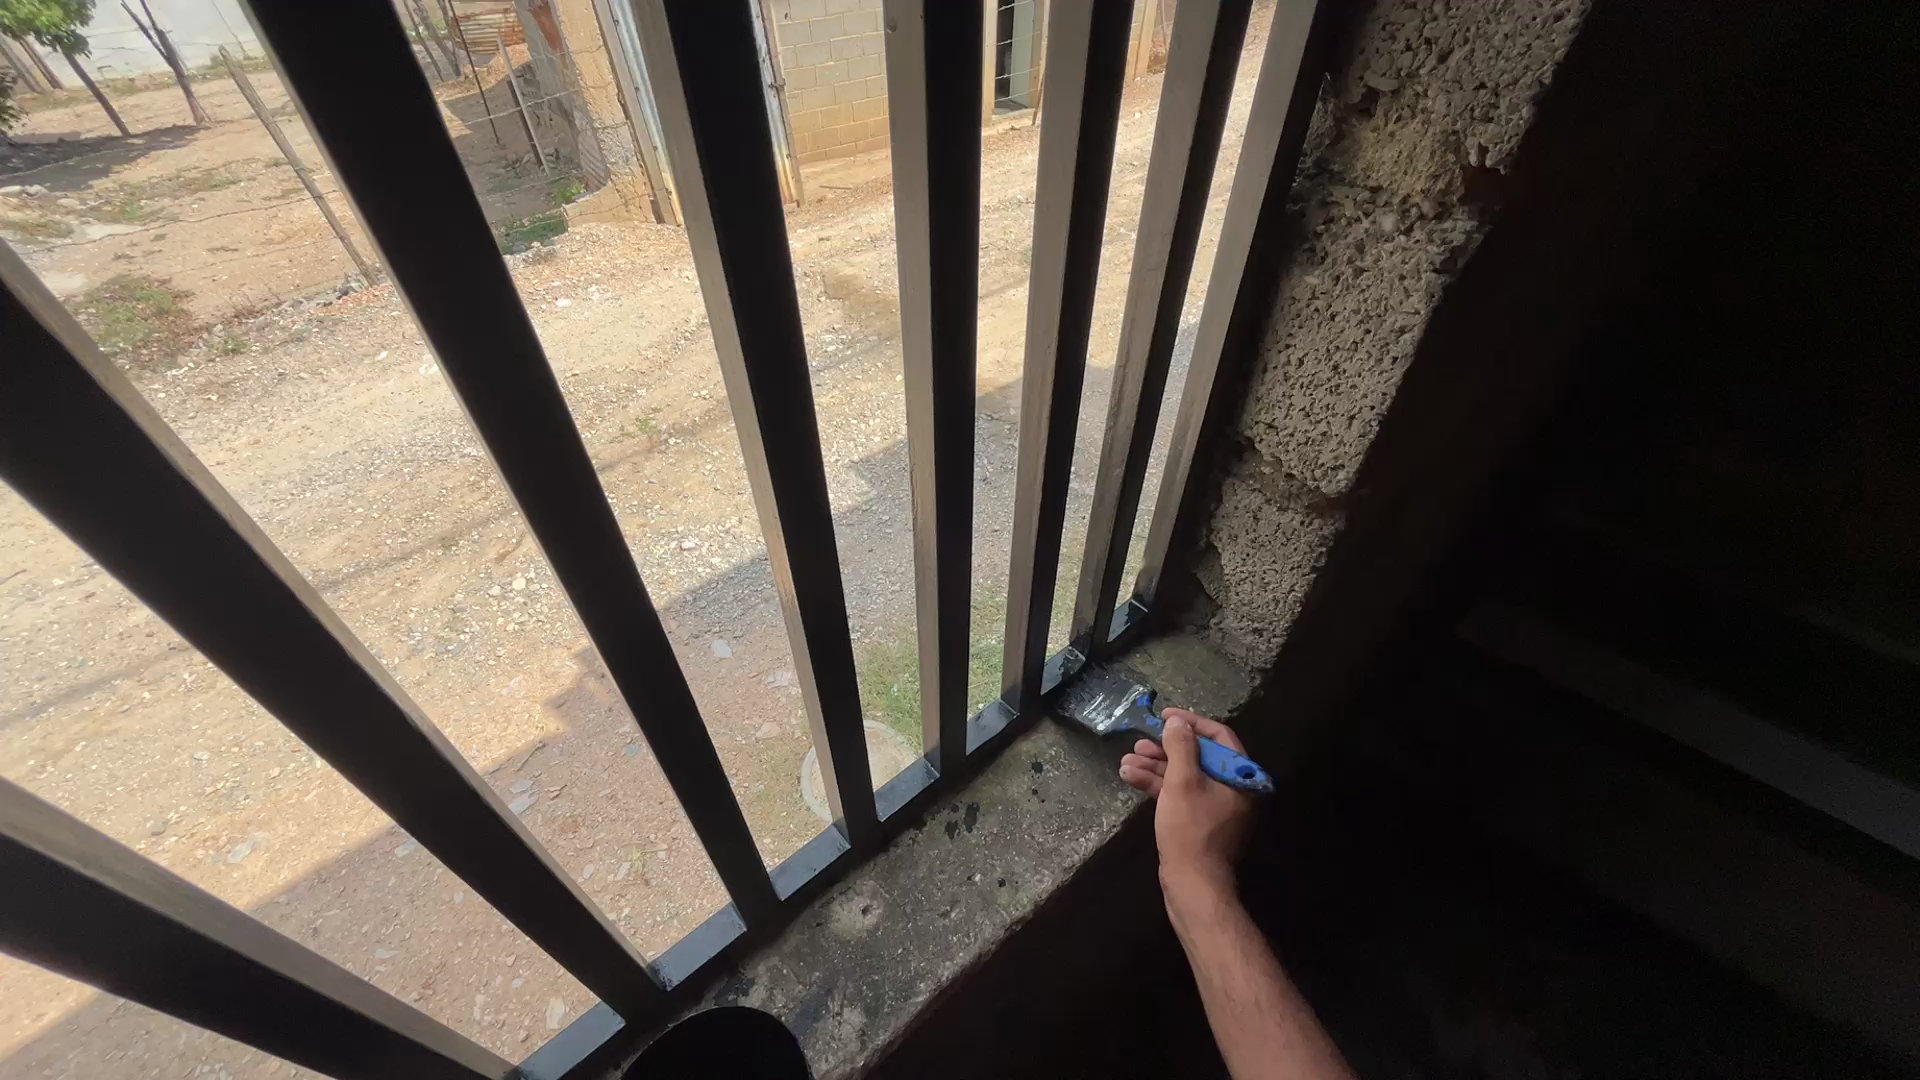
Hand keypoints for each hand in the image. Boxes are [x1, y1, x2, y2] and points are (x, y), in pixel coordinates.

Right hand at [1119, 708, 1252, 896]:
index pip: (1219, 737)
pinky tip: (1130, 777)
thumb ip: (1180, 747)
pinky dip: (1156, 785)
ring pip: (1184, 775)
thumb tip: (1177, 722)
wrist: (1193, 885)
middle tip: (1140, 742)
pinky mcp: (1197, 821)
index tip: (1165, 716)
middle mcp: (1232, 789)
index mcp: (1240, 777)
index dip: (1191, 723)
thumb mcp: (1182, 781)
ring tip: (1127, 760)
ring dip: (1154, 766)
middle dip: (1165, 748)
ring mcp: (1214, 806)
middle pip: (1198, 755)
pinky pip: (1178, 793)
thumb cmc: (1191, 829)